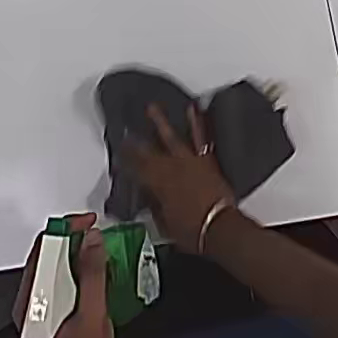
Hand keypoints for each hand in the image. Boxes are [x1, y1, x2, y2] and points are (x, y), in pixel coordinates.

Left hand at [12, 213, 113, 337]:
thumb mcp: (93, 316)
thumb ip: (93, 275)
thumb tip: (92, 239)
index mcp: (31, 303)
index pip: (41, 251)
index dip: (65, 230)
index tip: (90, 222)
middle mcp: (29, 303)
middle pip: (47, 255)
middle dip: (74, 238)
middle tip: (100, 232)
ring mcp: (39, 308)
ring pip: (55, 266)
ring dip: (78, 252)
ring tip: (103, 248)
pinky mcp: (51, 312)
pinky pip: (62, 279)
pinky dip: (80, 268)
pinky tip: (99, 270)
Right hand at [129, 104, 236, 252]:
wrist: (220, 227)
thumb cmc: (192, 230)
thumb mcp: (164, 223)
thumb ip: (154, 206)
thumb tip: (149, 198)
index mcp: (157, 185)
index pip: (136, 169)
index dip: (125, 161)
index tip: (118, 153)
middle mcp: (172, 169)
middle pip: (149, 152)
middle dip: (135, 142)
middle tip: (126, 130)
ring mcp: (190, 161)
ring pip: (171, 137)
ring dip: (160, 122)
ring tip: (152, 108)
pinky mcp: (206, 160)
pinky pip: (200, 137)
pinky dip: (196, 122)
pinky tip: (193, 110)